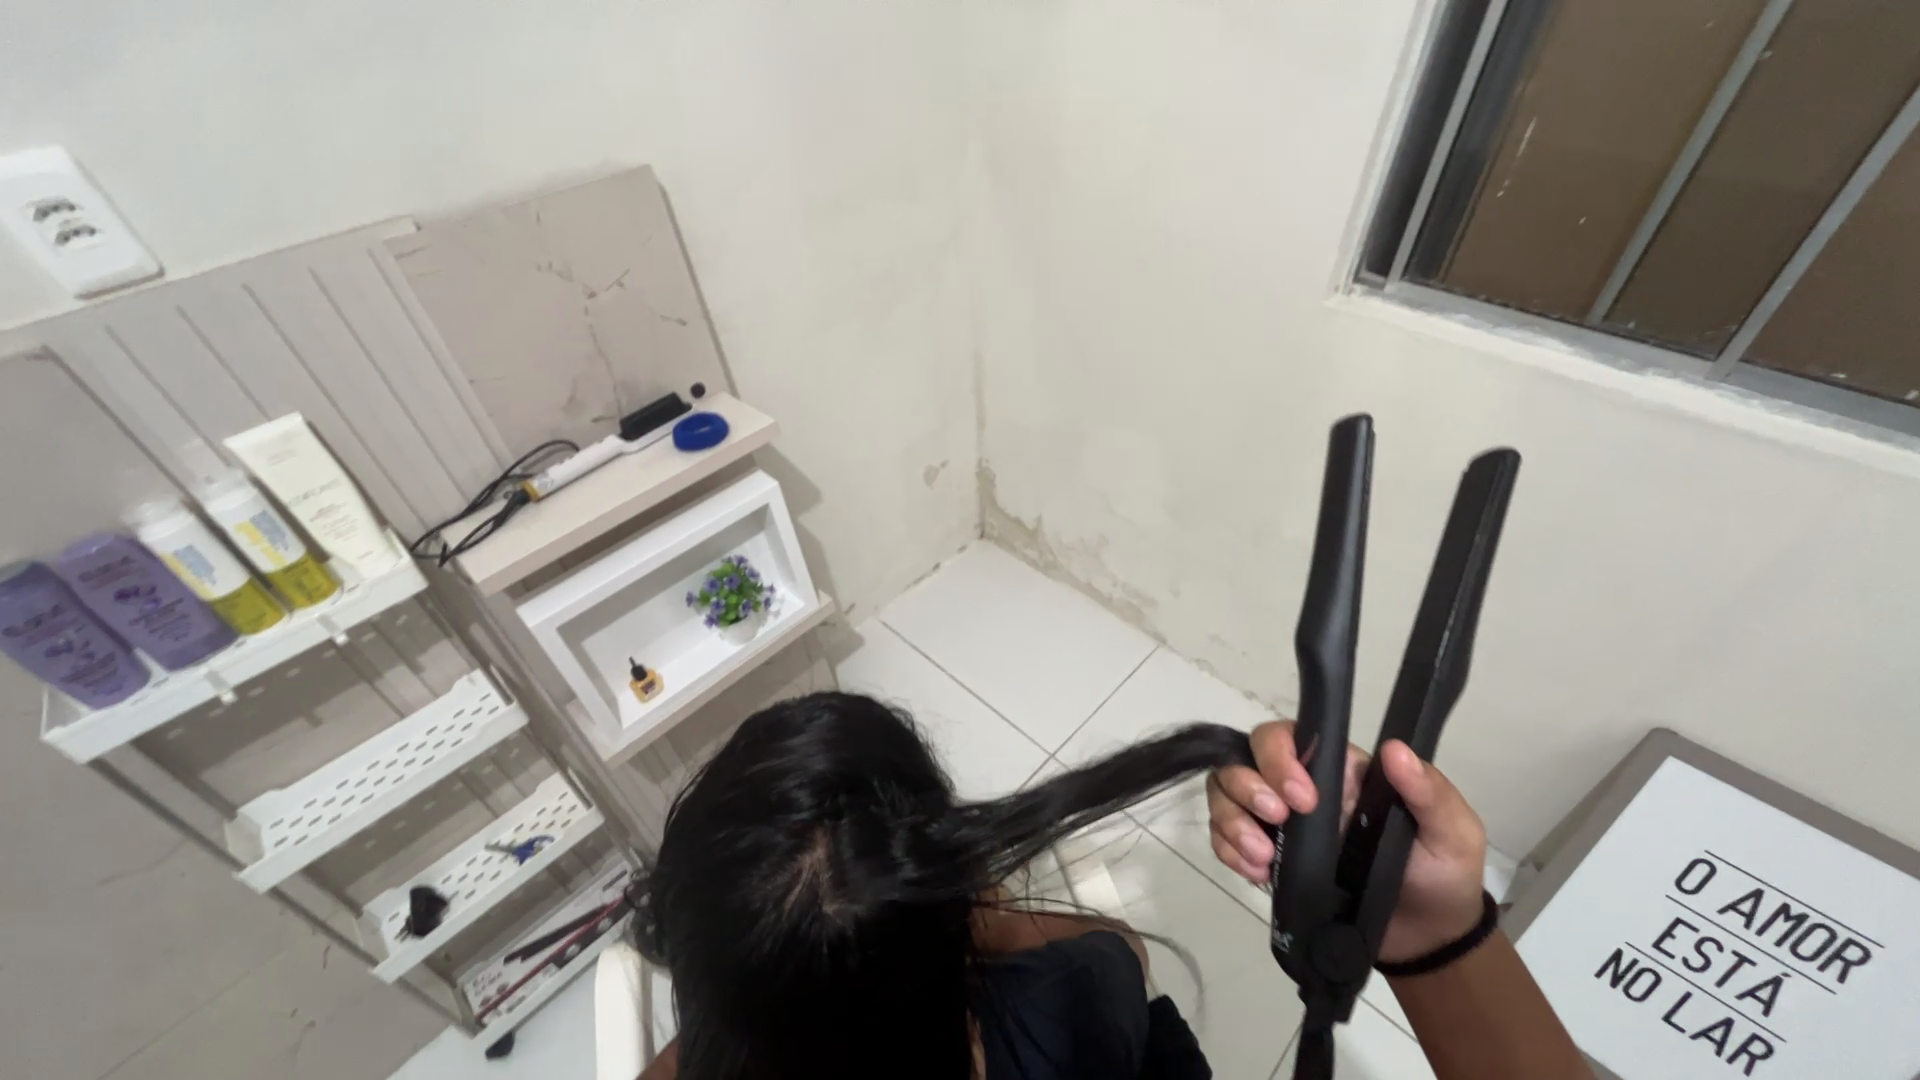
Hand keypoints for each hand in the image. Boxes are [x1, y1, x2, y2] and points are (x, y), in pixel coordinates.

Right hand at [1207, 721, 1486, 963]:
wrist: (1424, 938)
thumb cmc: (1439, 873)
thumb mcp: (1451, 831)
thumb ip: (1428, 791)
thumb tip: (1394, 749)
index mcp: (1337, 770)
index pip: (1287, 736)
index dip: (1279, 756)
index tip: (1301, 797)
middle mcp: (1296, 786)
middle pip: (1243, 759)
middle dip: (1248, 786)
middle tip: (1277, 820)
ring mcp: (1275, 821)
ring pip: (1224, 794)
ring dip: (1232, 820)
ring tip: (1262, 857)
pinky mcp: (1264, 854)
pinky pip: (1222, 837)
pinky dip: (1228, 850)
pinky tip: (1256, 872)